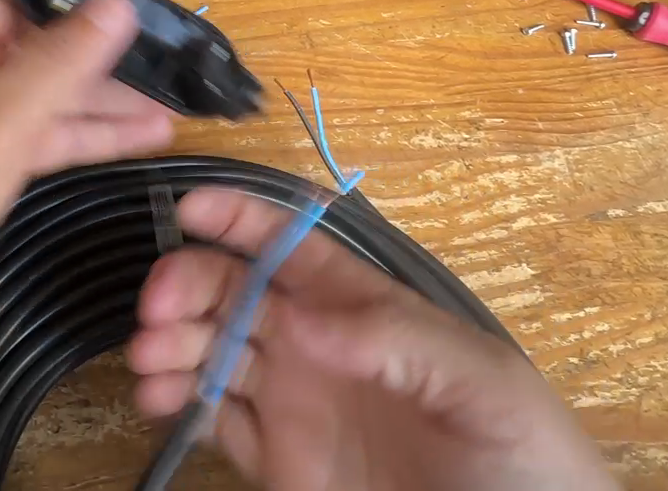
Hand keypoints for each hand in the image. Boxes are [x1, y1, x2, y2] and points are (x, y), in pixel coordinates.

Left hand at [0, 0, 176, 316]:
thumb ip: (59, 62)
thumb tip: (115, 4)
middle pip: (54, 33)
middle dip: (110, 37)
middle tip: (173, 42)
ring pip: (63, 86)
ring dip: (114, 91)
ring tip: (176, 95)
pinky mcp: (2, 154)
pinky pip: (58, 129)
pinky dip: (99, 131)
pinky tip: (150, 133)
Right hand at [129, 189, 617, 490]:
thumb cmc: (521, 458)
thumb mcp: (482, 384)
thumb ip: (394, 339)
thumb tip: (296, 320)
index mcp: (356, 305)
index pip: (287, 242)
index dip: (238, 216)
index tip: (188, 209)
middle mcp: (311, 339)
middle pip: (231, 288)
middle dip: (185, 282)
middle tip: (154, 307)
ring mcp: (288, 397)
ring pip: (210, 345)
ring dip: (169, 338)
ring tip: (147, 359)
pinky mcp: (274, 457)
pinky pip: (211, 415)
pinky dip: (175, 398)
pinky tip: (157, 399)